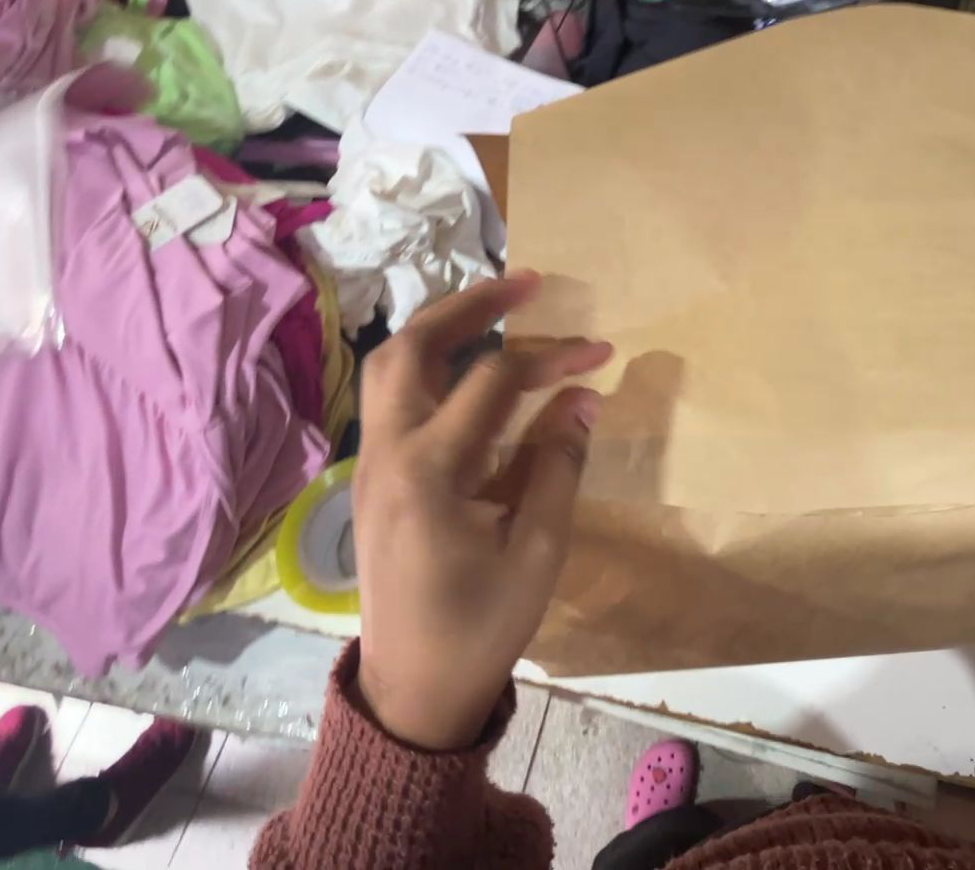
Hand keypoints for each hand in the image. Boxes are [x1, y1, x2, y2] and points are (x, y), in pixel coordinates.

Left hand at [351, 271, 611, 748]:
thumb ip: (559, 464)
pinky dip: (432, 366)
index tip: (601, 349)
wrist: (412, 690)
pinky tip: (471, 370)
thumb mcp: (538, 550)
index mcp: (431, 471)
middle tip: (526, 284)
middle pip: (415, 348)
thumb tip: (584, 396)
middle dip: (470, 305)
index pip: (496, 383)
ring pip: (393, 368)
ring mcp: (372, 463)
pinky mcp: (374, 477)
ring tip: (495, 310)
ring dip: (443, 328)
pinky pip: (396, 399)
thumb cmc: (481, 625)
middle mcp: (388, 453)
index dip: (553, 357)